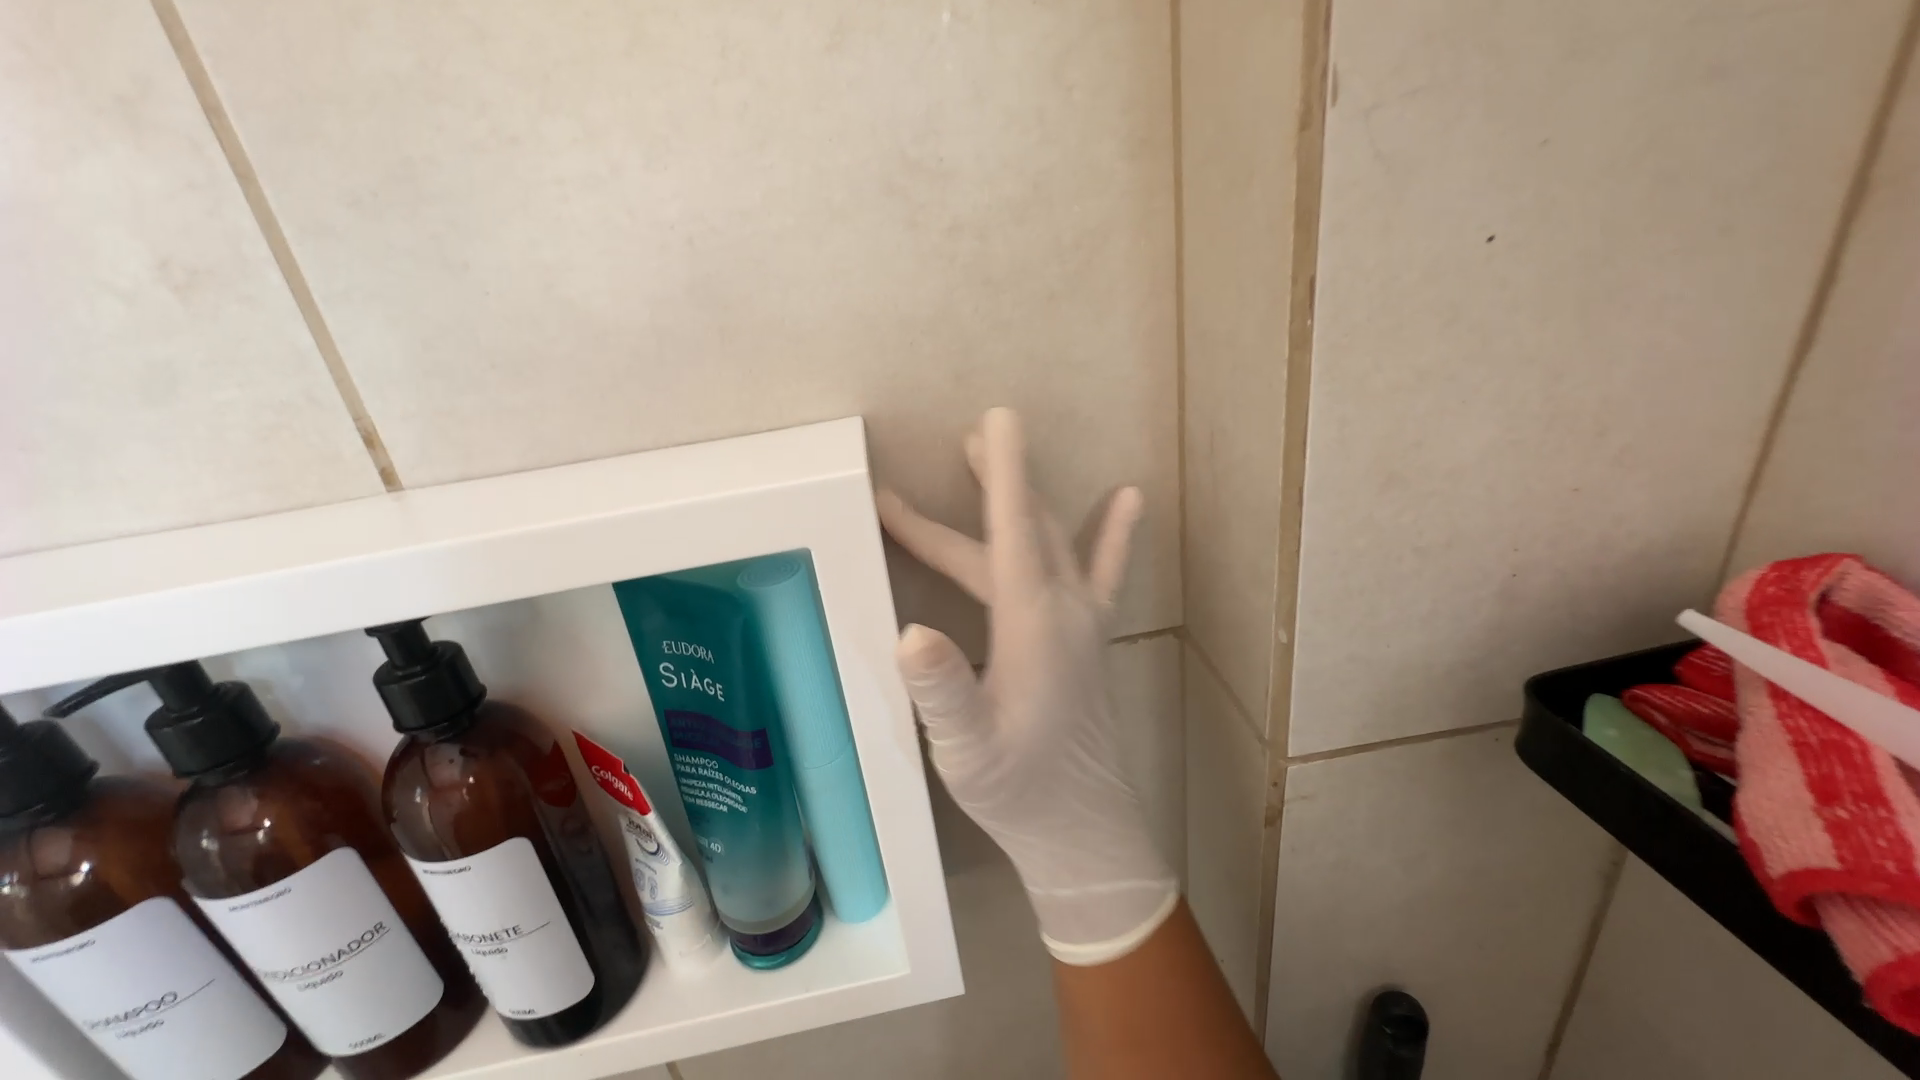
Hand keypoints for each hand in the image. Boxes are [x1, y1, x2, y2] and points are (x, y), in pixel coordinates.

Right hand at [877, 408, 1177, 964]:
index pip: (1011, 534)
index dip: (1003, 474)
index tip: (998, 418)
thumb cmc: (1018, 788)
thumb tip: (910, 631)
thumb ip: (941, 690)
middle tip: (965, 439)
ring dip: (1022, 497)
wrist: (1081, 825)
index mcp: (1031, 626)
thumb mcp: (967, 747)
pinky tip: (1129, 501)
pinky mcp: (1088, 639)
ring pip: (1051, 540)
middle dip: (991, 482)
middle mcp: (1064, 610)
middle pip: (1019, 530)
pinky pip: (1104, 572)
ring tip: (992, 456)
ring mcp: (1083, 622)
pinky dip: (1113, 535)